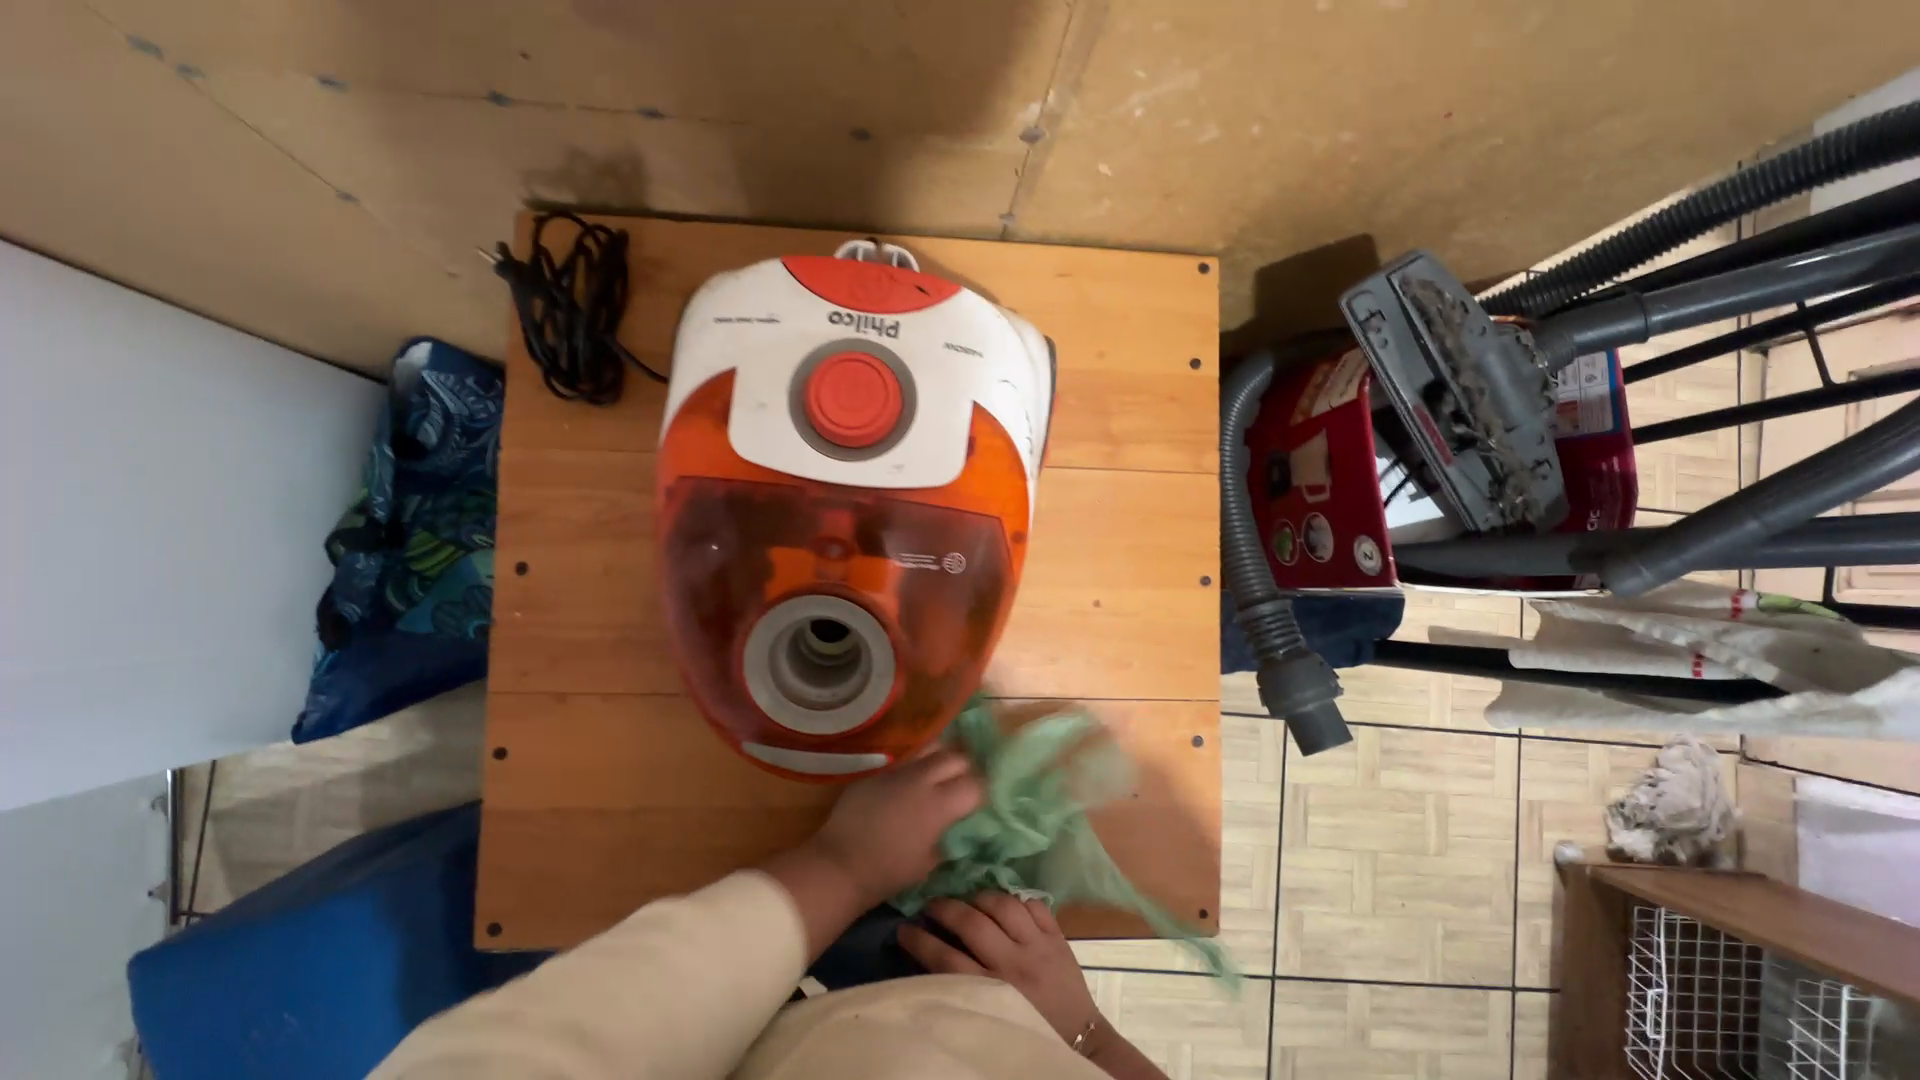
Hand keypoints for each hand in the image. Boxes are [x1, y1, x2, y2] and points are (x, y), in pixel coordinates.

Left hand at [806, 747, 982, 907]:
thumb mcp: (930, 862)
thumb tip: (960, 827)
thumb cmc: (888, 872)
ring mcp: (896, 771)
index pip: (976, 784)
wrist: (839, 864)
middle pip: (956, 757)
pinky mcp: (875, 772)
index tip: (981, 803)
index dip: (982, 792)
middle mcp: (921, 779)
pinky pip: (904, 761)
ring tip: (940, 776)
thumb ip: (950, 838)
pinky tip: (910, 785)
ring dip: (941, 760)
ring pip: (930, 749)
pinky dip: (915, 768)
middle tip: (963, 786)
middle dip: (966, 769)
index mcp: (939, 804)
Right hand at [898, 893, 1101, 1044]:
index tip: (903, 929)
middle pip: (972, 924)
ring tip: (966, 899)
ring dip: (978, 897)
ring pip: (1003, 905)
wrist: (1080, 1039)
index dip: (919, 940)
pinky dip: (1015, 898)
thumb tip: (930, 953)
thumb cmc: (1027, 1029)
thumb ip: (963, 988)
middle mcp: (1015, 965)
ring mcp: (1039, 946)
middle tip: (929, 904)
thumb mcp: (989, 1016)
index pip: (946, 959)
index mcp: (995, 992)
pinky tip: (1001, 901)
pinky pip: (1033, 903)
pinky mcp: (1058, 936)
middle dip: (944, 909)